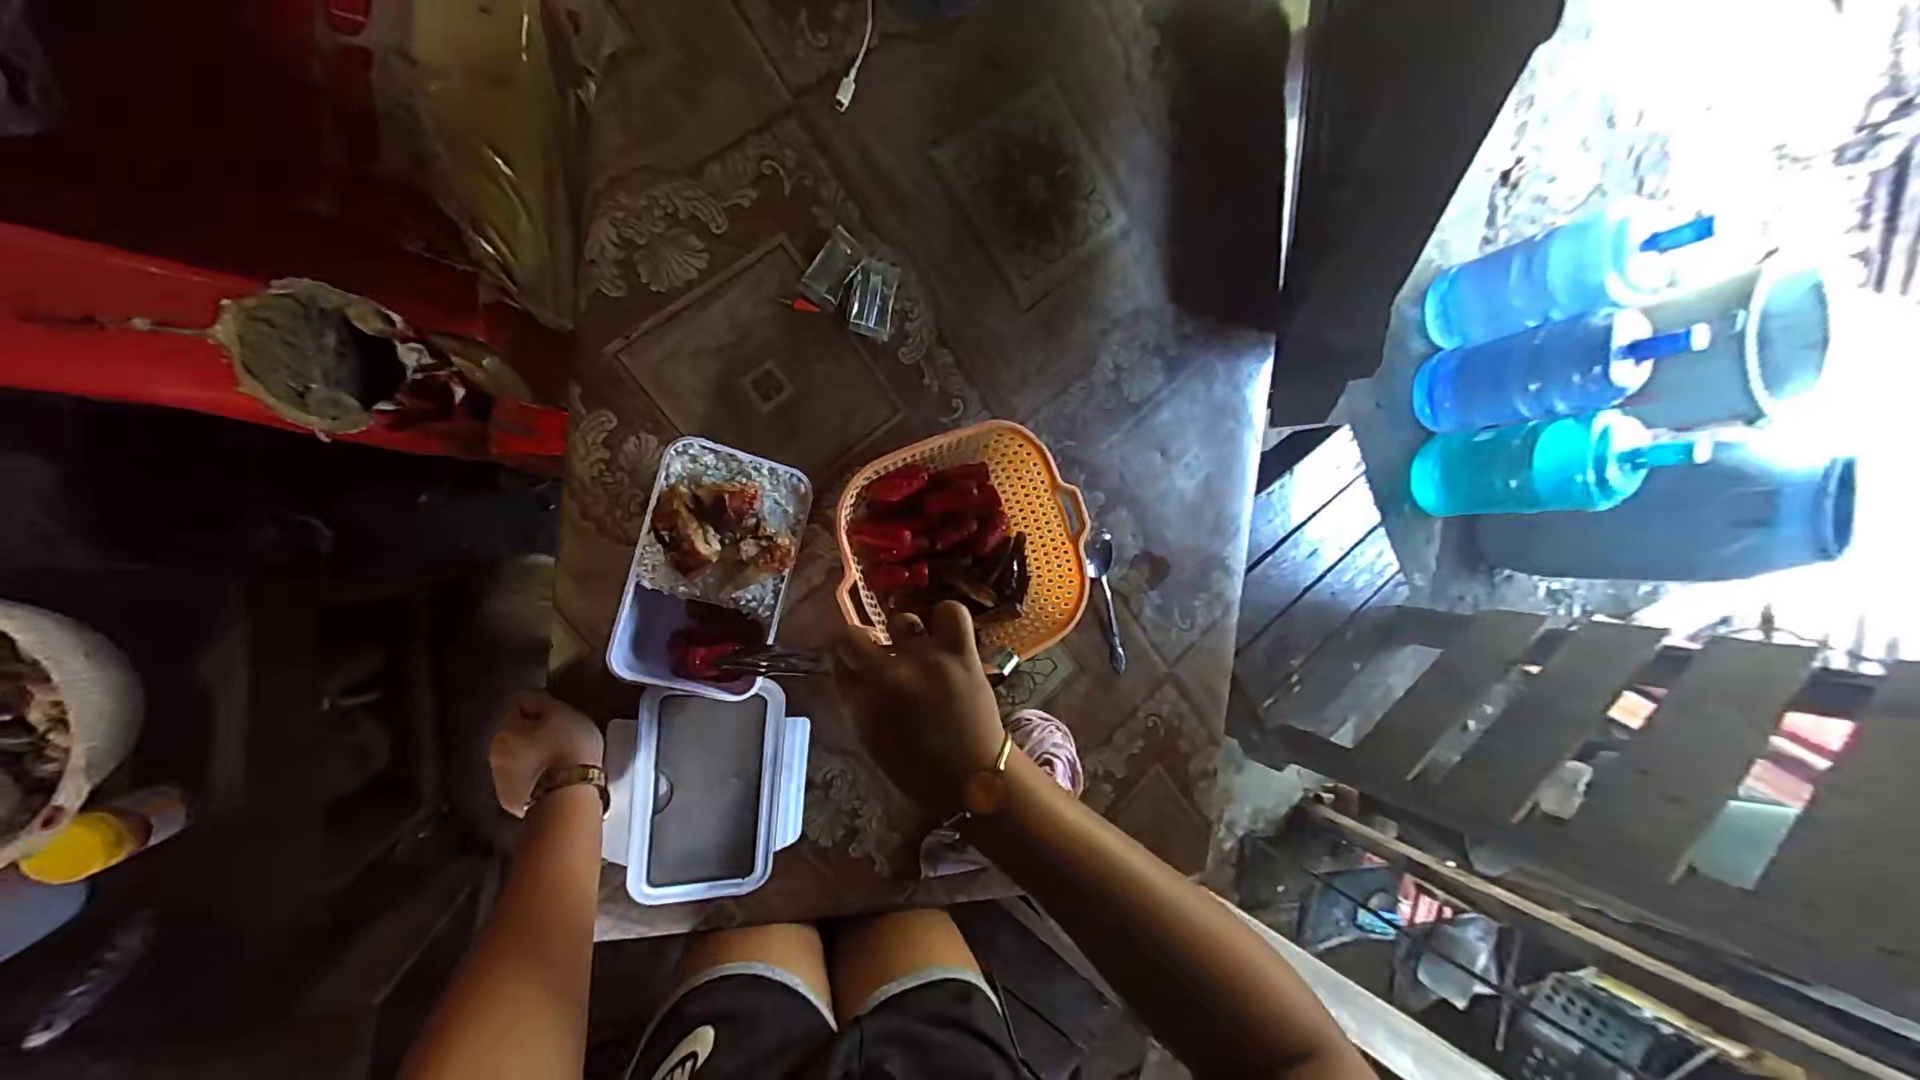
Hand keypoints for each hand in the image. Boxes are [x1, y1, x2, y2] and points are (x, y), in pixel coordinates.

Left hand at [489, 690, 603, 816]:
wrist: (568, 797)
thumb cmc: (569, 747)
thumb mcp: (562, 712)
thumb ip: (540, 700)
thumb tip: (524, 697)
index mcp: (505, 731)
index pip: (518, 707)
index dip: (541, 708)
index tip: (561, 715)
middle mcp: (494, 755)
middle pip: (515, 736)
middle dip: (533, 735)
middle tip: (562, 738)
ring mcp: (500, 782)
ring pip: (517, 760)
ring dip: (532, 757)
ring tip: (559, 762)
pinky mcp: (511, 803)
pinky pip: (522, 782)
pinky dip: (534, 779)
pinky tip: (553, 781)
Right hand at [833, 602, 1006, 815]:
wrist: (972, 779)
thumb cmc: (916, 767)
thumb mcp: (869, 736)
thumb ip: (852, 696)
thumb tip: (844, 662)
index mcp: (862, 699)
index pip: (838, 654)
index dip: (842, 653)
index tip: (851, 658)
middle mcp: (889, 674)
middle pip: (860, 638)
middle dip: (863, 646)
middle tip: (882, 661)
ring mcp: (927, 660)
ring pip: (902, 622)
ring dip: (904, 635)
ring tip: (916, 650)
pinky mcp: (961, 655)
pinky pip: (951, 613)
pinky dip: (945, 615)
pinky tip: (942, 631)